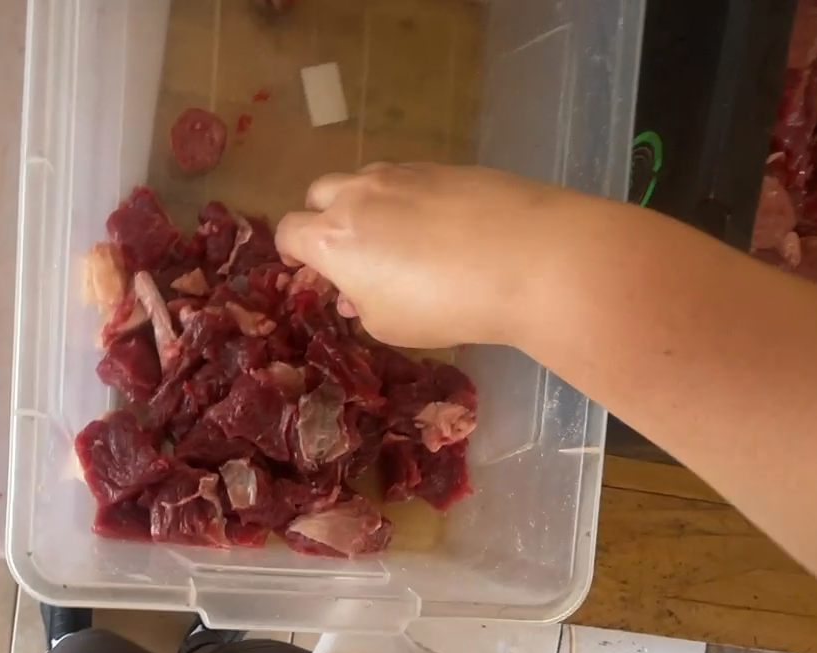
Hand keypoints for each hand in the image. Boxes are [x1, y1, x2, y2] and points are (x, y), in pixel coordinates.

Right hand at [275, 163, 593, 349]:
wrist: (528, 259)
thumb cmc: (443, 305)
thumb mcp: (386, 324)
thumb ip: (360, 304)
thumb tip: (355, 291)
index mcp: (332, 239)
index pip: (288, 232)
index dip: (290, 253)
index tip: (302, 269)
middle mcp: (357, 195)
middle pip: (319, 195)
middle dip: (322, 221)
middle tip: (345, 254)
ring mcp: (401, 173)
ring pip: (362, 181)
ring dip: (361, 206)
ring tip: (390, 240)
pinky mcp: (442, 165)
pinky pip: (403, 179)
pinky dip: (401, 200)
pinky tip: (432, 229)